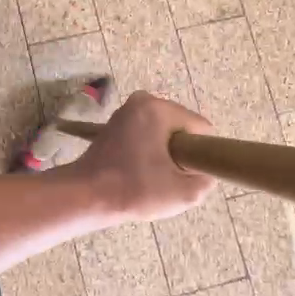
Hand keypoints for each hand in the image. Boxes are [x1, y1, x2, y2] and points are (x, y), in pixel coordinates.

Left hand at [67, 92, 216, 222]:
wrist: (88, 194)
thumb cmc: (136, 189)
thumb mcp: (185, 192)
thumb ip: (206, 179)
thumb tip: (204, 170)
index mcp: (158, 109)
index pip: (199, 127)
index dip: (202, 152)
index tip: (190, 173)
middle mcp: (142, 101)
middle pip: (180, 127)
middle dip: (182, 151)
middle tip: (170, 176)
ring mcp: (126, 110)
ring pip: (164, 132)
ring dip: (165, 152)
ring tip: (154, 174)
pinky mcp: (116, 123)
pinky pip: (147, 134)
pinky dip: (150, 150)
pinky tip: (141, 170)